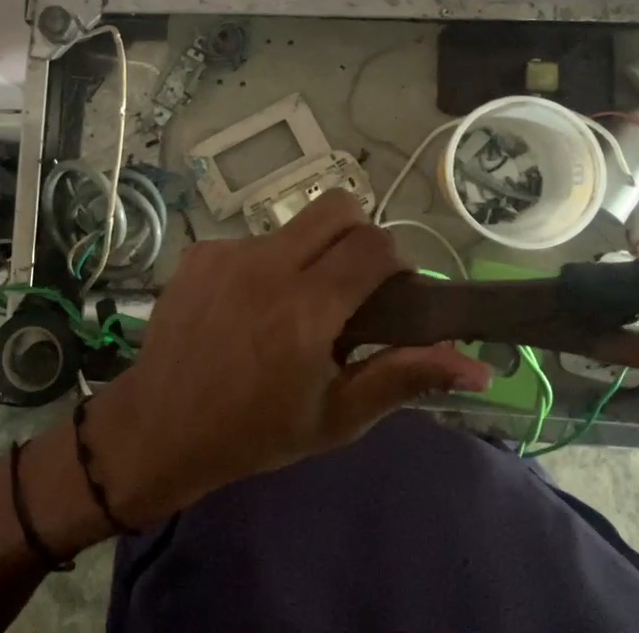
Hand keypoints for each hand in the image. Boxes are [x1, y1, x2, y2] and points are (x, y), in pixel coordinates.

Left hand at [85, 191, 490, 524]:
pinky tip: (247, 310)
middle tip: (351, 284)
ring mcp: (227, 252)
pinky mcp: (199, 252)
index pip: (375, 244)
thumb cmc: (256, 431)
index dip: (394, 262)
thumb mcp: (337, 415)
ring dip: (307, 254)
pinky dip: (264, 265)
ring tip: (289, 308)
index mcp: (307, 308)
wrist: (161, 426)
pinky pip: (250, 241)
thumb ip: (404, 377)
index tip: (387, 296)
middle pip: (337, 207)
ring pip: (292, 226)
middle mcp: (268, 265)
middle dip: (358, 235)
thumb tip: (477, 364)